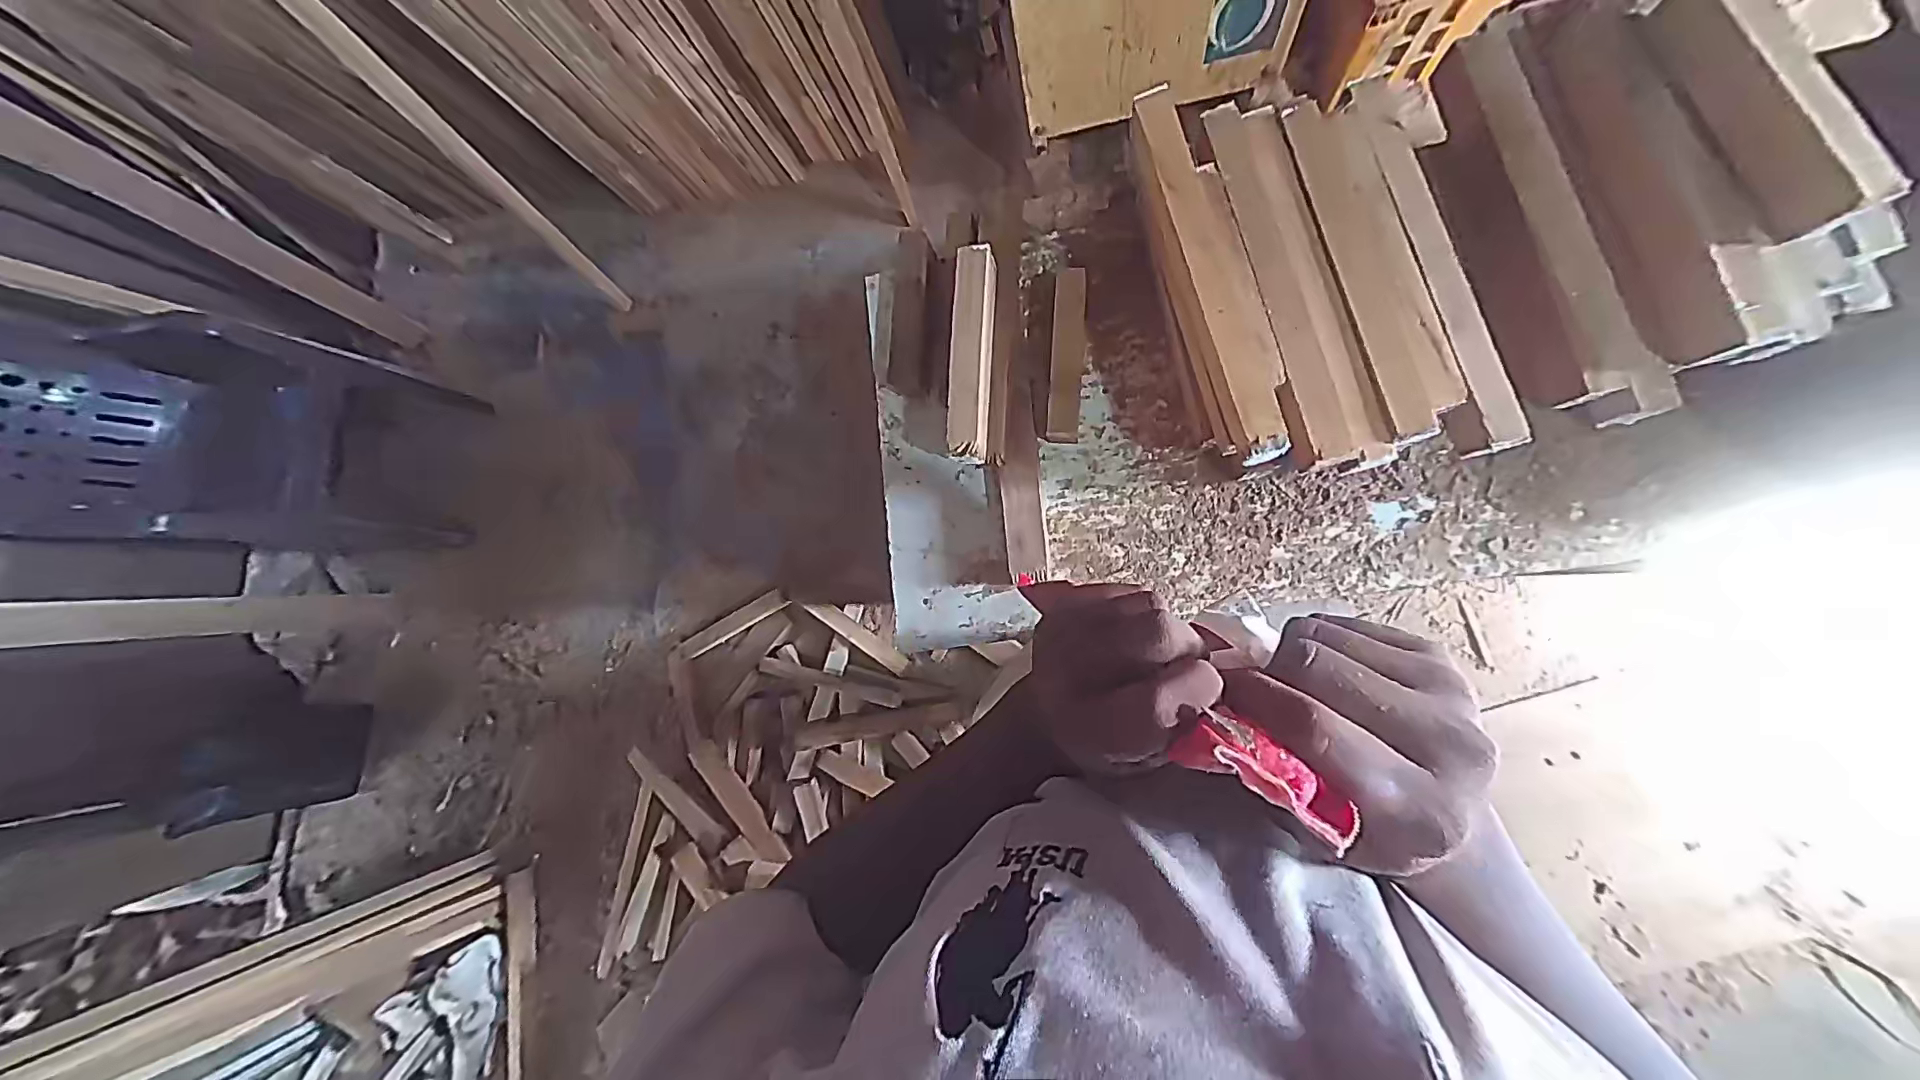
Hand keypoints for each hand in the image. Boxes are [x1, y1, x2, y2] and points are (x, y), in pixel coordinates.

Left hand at [1021, 582, 1222, 774]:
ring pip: (1151, 605)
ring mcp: (1066, 630)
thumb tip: (1222, 687)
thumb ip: (1189, 729)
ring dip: (1169, 627)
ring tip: (1159, 649)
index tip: (1209, 686)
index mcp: (1094, 727)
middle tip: (1186, 664)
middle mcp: (1074, 674)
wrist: (1044, 714)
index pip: (1159, 698)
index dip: (1199, 687)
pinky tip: (1136, 633)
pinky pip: (1131, 590)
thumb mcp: (1149, 758)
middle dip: (1190, 647)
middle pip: (1160, 632)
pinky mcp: (1066, 604)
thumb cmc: (1108, 744)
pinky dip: (1145, 610)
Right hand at [1218, 614, 1494, 876]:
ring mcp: (1450, 694)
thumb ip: (1271, 777)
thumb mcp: (1316, 831)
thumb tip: (1217, 717)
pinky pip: (1346, 625)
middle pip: (1316, 664)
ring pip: (1325, 637)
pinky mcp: (1442, 659)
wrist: (1450, 824)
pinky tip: (1316, 670)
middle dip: (1265, 667)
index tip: (1219, 688)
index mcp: (1416, 805)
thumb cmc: (1368, 833)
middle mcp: (1447, 745)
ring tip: (1282, 679)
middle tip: (1245, 682)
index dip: (1254, 696)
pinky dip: (1314, 640)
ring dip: (1285, 650)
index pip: (1313, 725)